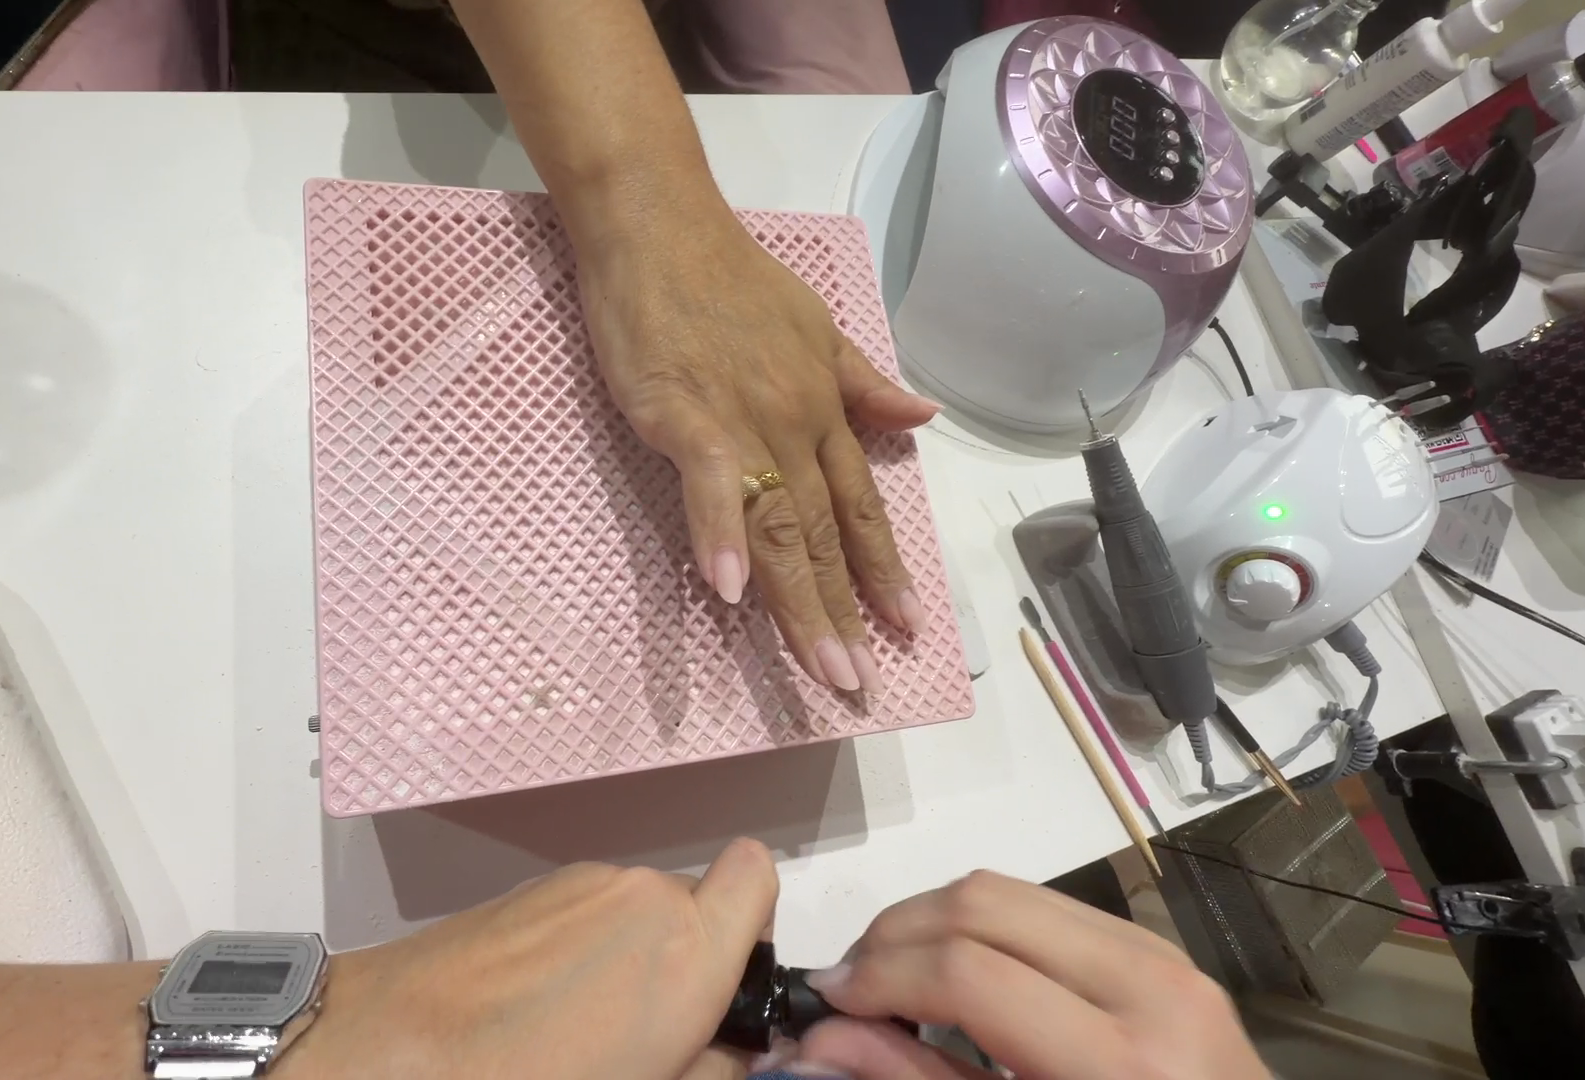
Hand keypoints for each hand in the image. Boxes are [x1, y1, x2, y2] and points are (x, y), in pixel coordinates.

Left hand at [303, 838, 777, 1079]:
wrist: (398, 1049)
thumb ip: (714, 1067)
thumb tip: (738, 1045)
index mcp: (685, 945)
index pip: (757, 872)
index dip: (754, 919)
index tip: (726, 979)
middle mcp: (642, 891)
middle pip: (696, 902)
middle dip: (688, 955)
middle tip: (648, 1028)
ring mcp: (584, 878)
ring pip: (641, 906)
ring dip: (634, 951)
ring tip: (580, 1021)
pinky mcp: (537, 882)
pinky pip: (592, 904)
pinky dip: (588, 941)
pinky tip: (539, 998)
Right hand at [578, 216, 940, 692]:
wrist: (661, 227)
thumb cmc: (727, 282)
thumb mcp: (816, 329)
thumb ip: (863, 384)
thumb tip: (922, 420)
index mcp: (822, 409)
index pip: (860, 506)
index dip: (883, 569)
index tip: (908, 625)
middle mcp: (797, 424)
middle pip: (824, 533)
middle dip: (847, 611)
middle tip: (863, 681)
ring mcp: (745, 422)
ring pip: (781, 525)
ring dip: (802, 602)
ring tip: (824, 667)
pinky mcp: (688, 416)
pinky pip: (712, 485)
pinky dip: (722, 536)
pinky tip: (729, 593)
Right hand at [787, 870, 1270, 1079]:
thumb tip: (815, 1041)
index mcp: (1128, 1063)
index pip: (968, 972)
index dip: (880, 975)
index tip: (825, 998)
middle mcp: (1149, 983)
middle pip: (977, 904)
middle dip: (893, 935)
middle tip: (852, 982)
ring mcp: (1156, 950)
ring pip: (997, 887)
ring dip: (926, 919)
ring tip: (893, 971)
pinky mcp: (1149, 941)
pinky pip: (1032, 900)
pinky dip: (970, 922)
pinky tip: (953, 966)